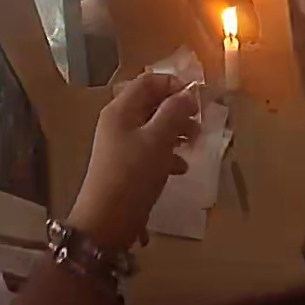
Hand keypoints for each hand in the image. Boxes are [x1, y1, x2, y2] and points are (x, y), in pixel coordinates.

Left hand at [68, 73, 201, 251]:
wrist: (106, 223)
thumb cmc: (132, 175)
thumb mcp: (157, 141)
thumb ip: (174, 112)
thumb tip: (188, 94)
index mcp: (122, 109)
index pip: (149, 81)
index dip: (174, 85)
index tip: (197, 101)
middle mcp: (119, 121)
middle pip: (152, 102)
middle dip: (178, 110)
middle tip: (199, 124)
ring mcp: (121, 143)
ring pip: (153, 126)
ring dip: (175, 131)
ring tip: (194, 143)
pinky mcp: (126, 164)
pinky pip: (150, 148)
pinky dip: (167, 152)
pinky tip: (179, 168)